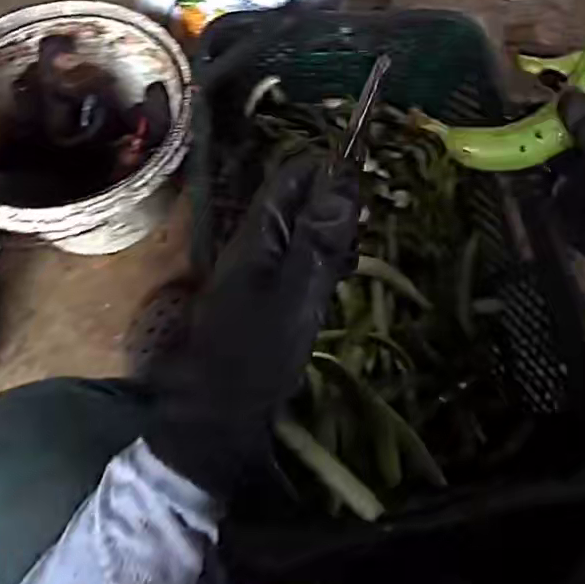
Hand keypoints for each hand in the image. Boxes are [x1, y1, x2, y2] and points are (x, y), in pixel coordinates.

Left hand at [145, 154, 359, 494]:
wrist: (218, 413)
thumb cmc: (258, 347)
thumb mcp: (300, 286)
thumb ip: (322, 232)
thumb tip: (345, 174)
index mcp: (261, 228)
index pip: (297, 174)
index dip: (331, 170)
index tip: (366, 185)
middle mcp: (258, 238)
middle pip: (303, 198)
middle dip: (337, 206)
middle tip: (361, 232)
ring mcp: (261, 264)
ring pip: (306, 228)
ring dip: (334, 235)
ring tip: (351, 260)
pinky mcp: (268, 289)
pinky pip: (302, 256)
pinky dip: (325, 260)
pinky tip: (337, 279)